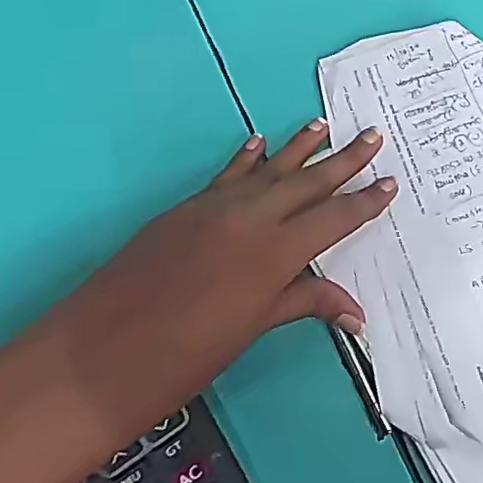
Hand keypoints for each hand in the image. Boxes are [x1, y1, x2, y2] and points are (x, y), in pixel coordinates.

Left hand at [9, 119, 393, 441]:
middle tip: (371, 135)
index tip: (388, 182)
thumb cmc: (183, 356)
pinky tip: (258, 143)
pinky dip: (245, 160)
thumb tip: (356, 312)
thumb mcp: (250, 329)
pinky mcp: (183, 209)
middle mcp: (248, 218)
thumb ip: (303, 304)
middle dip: (342, 160)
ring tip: (323, 125)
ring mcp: (212, 208)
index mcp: (273, 252)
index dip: (363, 202)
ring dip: (297, 148)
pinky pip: (225, 176)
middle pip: (305, 182)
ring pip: (266, 170)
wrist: (94, 357)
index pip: (332, 218)